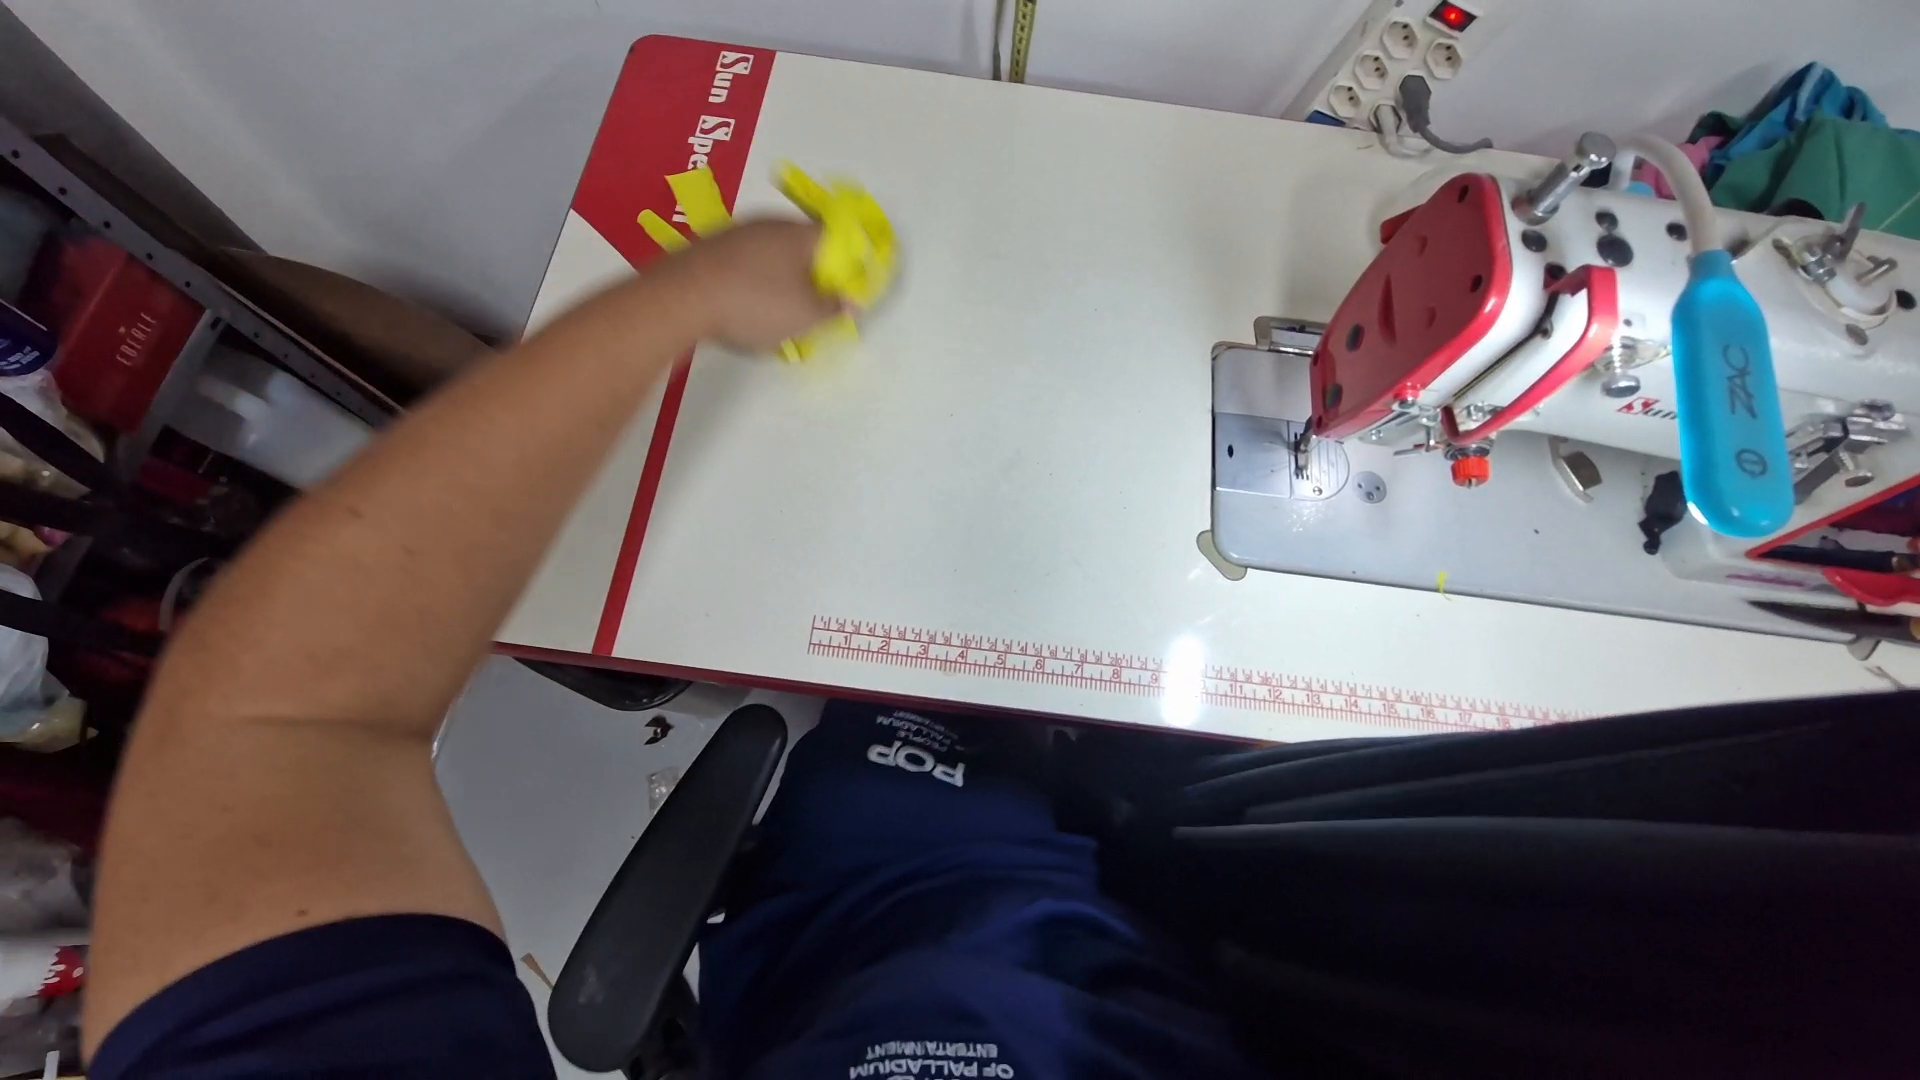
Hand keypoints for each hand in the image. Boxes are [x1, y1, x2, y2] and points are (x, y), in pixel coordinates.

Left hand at [671, 218, 841, 350]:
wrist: (681, 297)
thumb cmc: (755, 303)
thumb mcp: (805, 316)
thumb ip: (833, 308)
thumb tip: (853, 302)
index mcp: (799, 234)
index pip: (837, 236)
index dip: (847, 261)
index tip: (845, 287)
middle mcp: (770, 223)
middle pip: (803, 244)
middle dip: (812, 271)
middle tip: (814, 302)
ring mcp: (737, 232)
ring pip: (772, 253)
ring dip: (782, 277)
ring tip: (779, 309)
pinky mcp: (711, 246)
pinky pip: (746, 261)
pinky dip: (754, 279)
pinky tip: (746, 304)